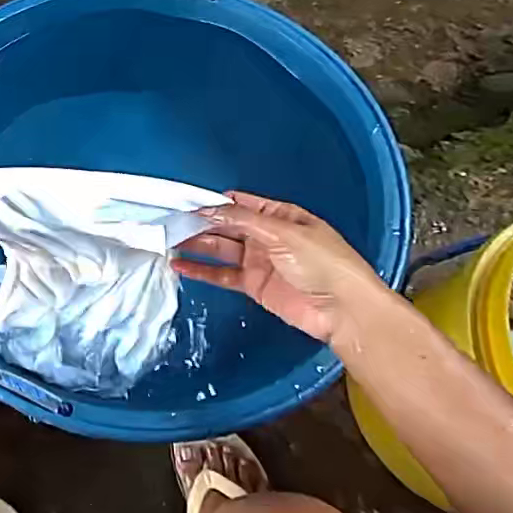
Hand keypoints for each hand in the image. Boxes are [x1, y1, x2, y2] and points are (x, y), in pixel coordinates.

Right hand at [172, 191, 391, 345]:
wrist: (343, 310)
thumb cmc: (326, 265)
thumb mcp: (283, 233)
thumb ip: (243, 220)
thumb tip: (210, 209)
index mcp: (280, 216)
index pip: (240, 204)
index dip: (214, 203)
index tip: (187, 203)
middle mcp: (267, 236)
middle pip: (227, 226)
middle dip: (200, 224)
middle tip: (171, 224)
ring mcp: (260, 261)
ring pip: (221, 249)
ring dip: (197, 246)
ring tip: (169, 243)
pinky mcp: (254, 285)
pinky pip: (222, 275)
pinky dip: (202, 271)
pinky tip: (183, 267)